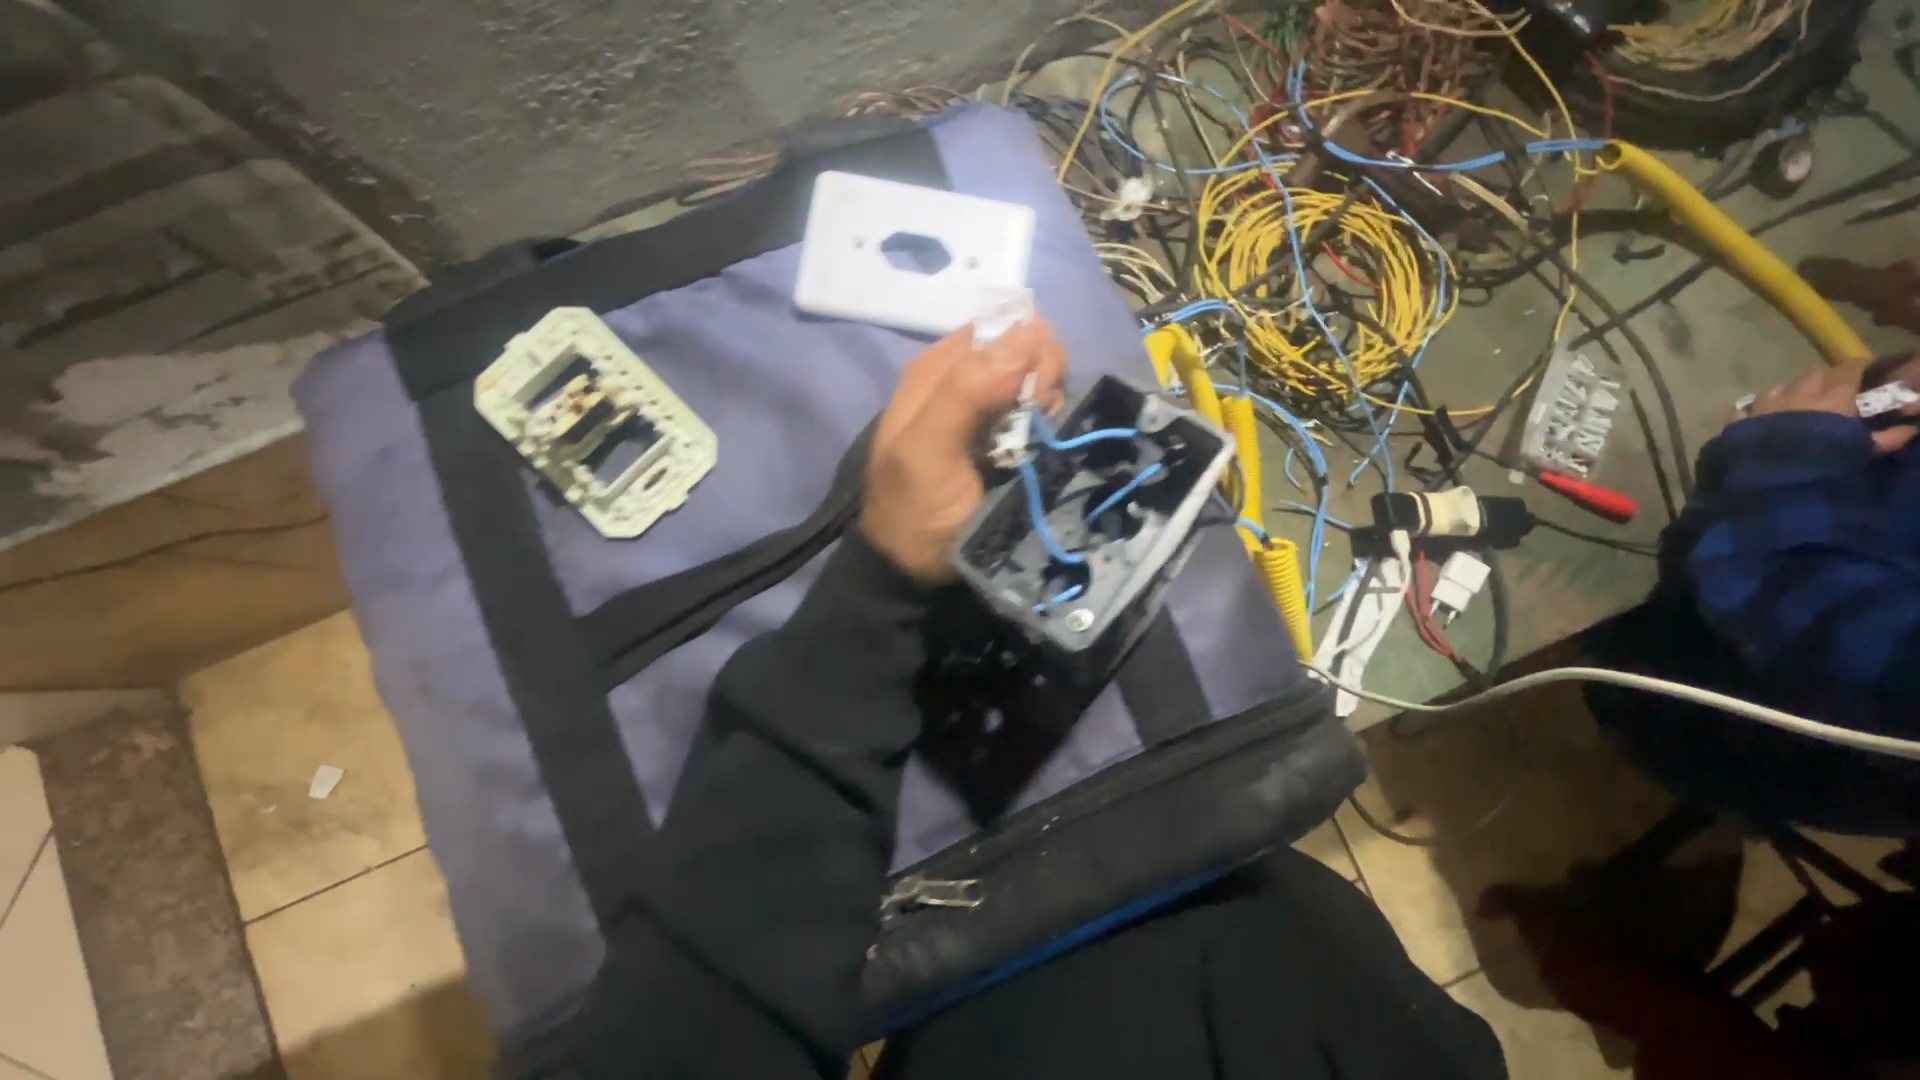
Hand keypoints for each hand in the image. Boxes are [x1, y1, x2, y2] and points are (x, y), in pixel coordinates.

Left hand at [860, 320, 1066, 582]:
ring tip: (1029, 446)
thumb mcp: (926, 448)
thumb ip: (966, 390)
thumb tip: (1027, 331)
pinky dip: (1049, 430)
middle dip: (1043, 381)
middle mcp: (968, 379)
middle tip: (1034, 423)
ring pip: (1042, 383)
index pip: (1003, 327)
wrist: (913, 567)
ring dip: (1048, 409)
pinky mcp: (1010, 441)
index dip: (1029, 349)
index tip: (1034, 392)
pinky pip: (1043, 417)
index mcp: (939, 368)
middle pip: (1029, 350)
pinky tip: (1035, 453)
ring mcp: (991, 411)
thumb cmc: (914, 507)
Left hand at [1744, 357, 1919, 453]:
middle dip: (1824, 377)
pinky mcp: (1740, 420)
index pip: (1848, 370)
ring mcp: (1764, 405)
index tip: (1865, 370)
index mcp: (1831, 396)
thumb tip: (1911, 428)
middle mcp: (1797, 394)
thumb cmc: (1823, 457)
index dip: (1858, 367)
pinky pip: (1744, 407)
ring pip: (1778, 386)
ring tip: (1796, 399)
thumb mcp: (1863, 448)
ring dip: (1789, 389)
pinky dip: (1752, 408)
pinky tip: (1757, 413)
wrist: (1770, 473)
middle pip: (1812, 375)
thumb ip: (1889, 437)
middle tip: (1832, 386)